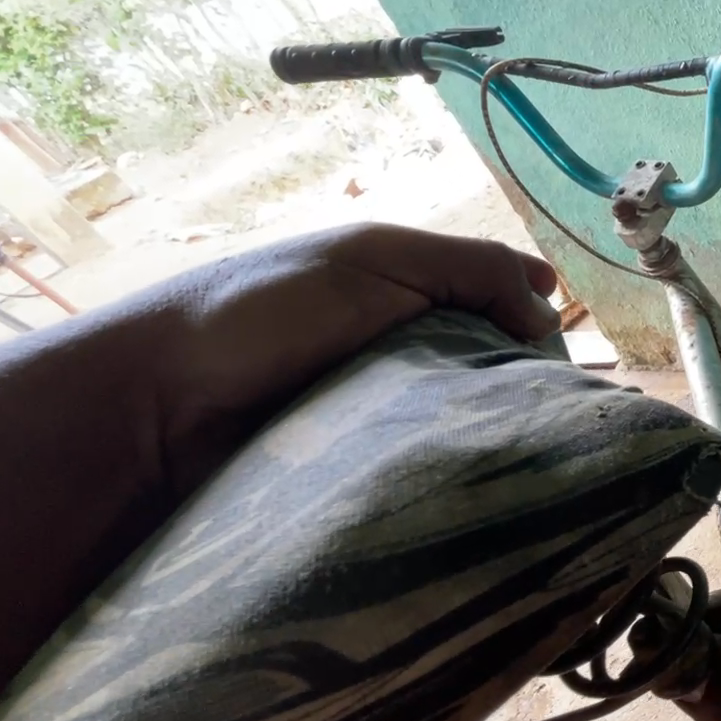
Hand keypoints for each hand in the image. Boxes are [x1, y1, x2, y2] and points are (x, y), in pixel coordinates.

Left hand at [130, 222, 561, 493]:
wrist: (158, 409)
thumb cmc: (264, 314)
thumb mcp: (374, 260)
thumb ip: (471, 269)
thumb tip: (550, 314)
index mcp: (415, 288)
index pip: (504, 294)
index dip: (538, 311)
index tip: (562, 342)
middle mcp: (417, 342)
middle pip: (504, 353)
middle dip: (534, 370)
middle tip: (561, 397)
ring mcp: (405, 400)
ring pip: (484, 404)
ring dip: (510, 414)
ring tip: (544, 435)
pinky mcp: (394, 454)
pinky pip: (454, 446)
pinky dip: (478, 449)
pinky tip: (502, 460)